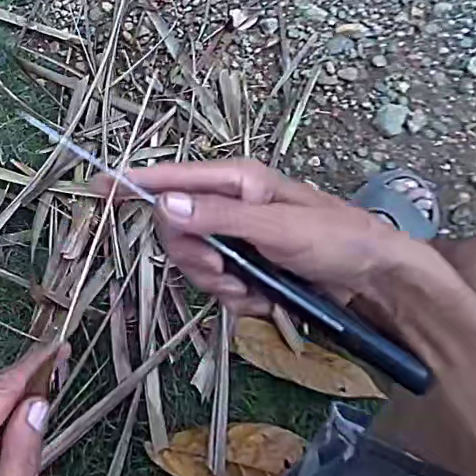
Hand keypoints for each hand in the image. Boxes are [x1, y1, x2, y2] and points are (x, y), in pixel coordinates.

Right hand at [119, 159, 451, 325]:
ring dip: (216, 282)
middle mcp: (226, 205)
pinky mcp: (241, 265)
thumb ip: (218, 217)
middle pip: (174, 228)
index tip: (99, 186)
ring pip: (191, 261)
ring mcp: (232, 237)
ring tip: (251, 288)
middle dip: (194, 257)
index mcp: (234, 181)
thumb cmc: (336, 238)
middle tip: (223, 271)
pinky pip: (213, 283)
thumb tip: (163, 204)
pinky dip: (233, 296)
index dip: (134, 182)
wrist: (377, 280)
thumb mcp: (277, 226)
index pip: (171, 178)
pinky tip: (261, 297)